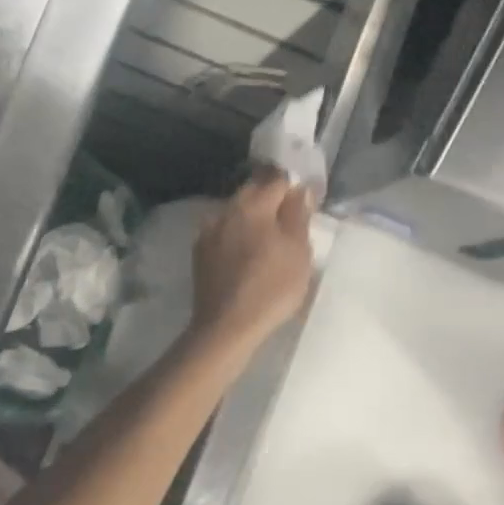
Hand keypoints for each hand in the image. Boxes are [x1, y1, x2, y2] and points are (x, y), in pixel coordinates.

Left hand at [188, 173, 312, 354]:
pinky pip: (223, 233)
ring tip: (268, 237)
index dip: (292, 186)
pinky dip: (236, 235)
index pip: (275, 181)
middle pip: (251, 193)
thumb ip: (297, 215)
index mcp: (251, 206)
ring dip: (251, 217)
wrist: (226, 324)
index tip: (304, 200)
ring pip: (234, 213)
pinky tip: (247, 251)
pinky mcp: (199, 253)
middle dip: (270, 198)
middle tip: (288, 217)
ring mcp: (207, 232)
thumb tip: (298, 190)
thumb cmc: (271, 287)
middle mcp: (224, 212)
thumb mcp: (298, 250)